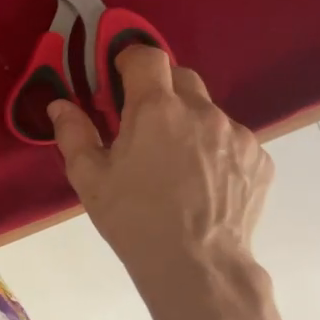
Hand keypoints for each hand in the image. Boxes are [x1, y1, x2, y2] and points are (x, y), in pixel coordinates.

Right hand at [50, 45, 272, 284]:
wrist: (195, 262)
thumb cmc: (131, 217)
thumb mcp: (88, 177)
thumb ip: (74, 133)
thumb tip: (61, 105)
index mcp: (156, 110)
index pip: (148, 57)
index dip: (129, 59)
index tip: (116, 75)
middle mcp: (202, 112)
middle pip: (181, 78)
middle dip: (158, 90)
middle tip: (138, 122)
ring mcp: (237, 134)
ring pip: (206, 112)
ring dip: (185, 123)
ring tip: (170, 163)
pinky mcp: (258, 158)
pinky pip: (229, 139)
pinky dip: (211, 149)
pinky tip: (197, 181)